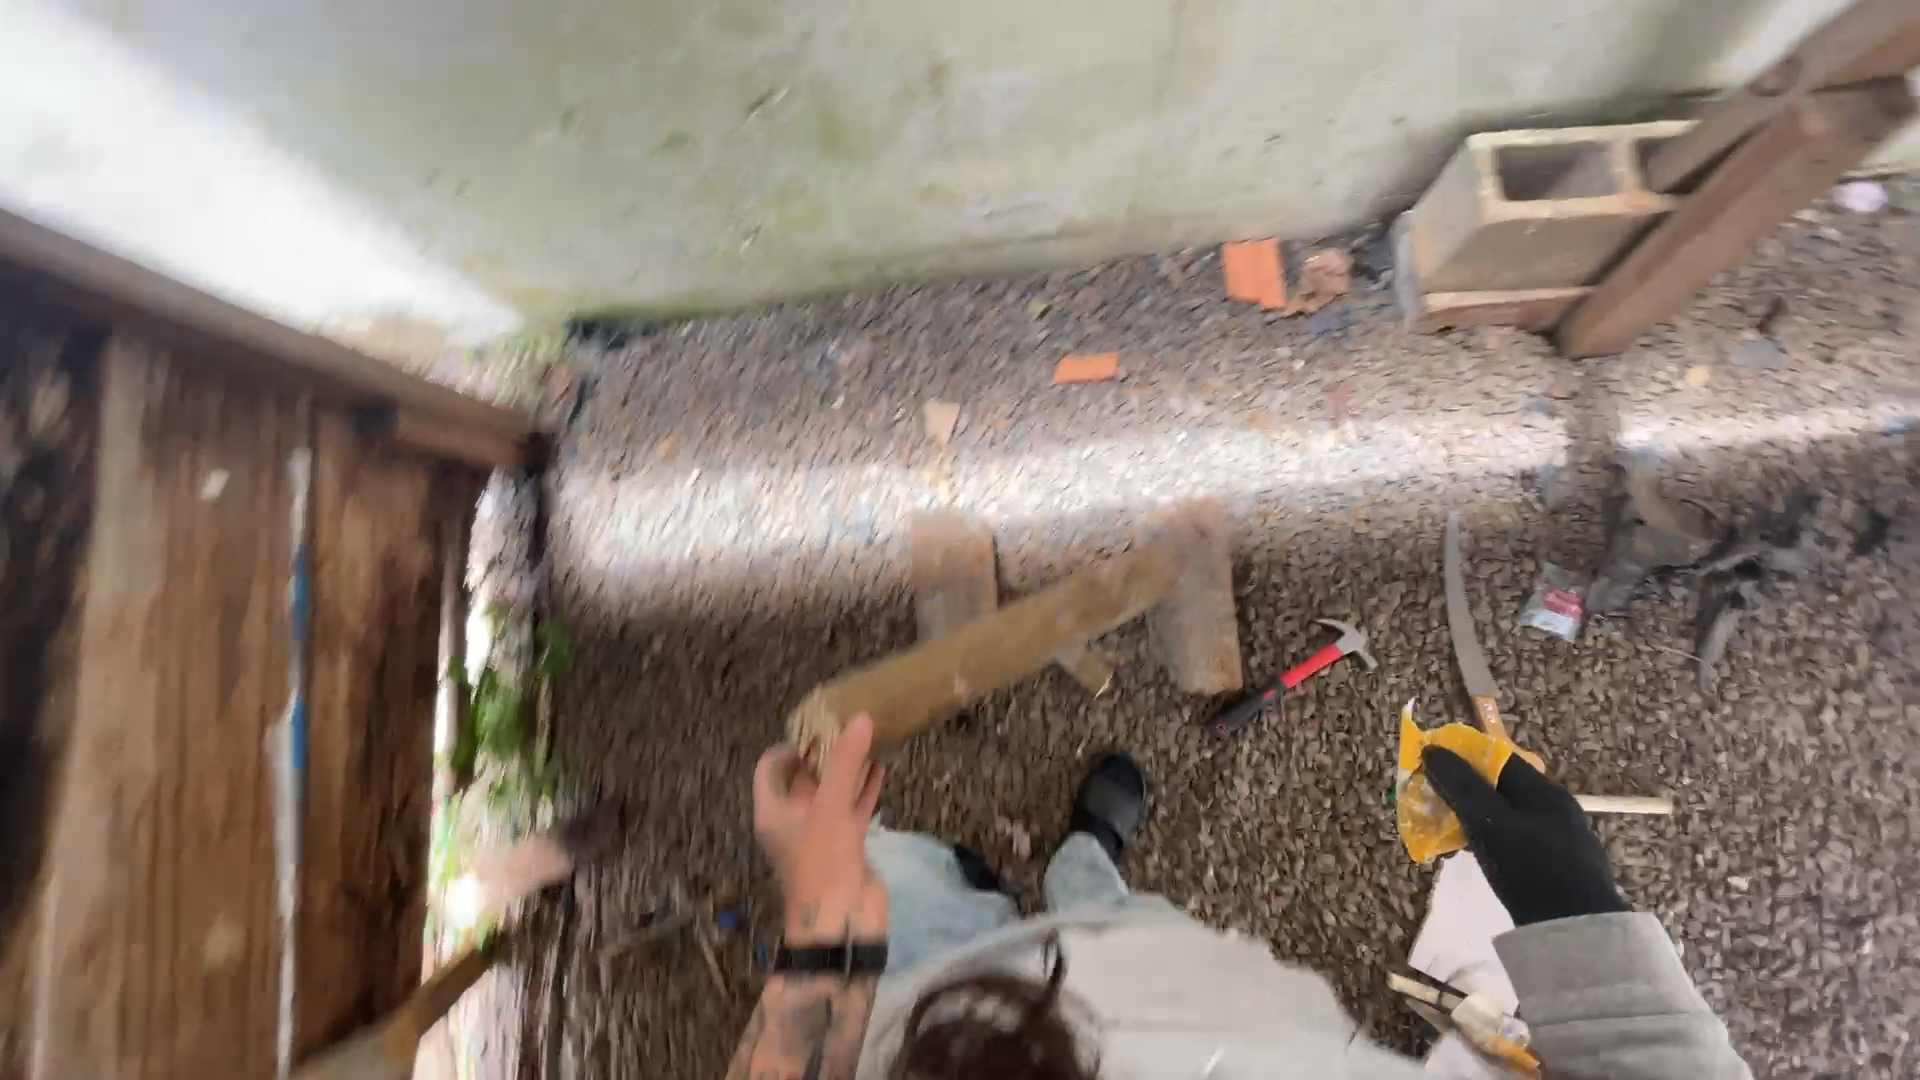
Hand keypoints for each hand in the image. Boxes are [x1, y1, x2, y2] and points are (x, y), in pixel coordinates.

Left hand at [753, 714, 887, 942]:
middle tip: (848, 724)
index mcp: (773, 811)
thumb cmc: (822, 863)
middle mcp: (793, 819)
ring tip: (868, 738)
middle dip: (825, 750)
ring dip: (848, 766)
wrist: (842, 924)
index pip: (770, 767)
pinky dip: (864, 787)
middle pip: (804, 775)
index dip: (790, 745)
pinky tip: (881, 766)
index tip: (817, 728)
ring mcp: (820, 832)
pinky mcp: (845, 843)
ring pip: (832, 789)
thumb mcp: (830, 807)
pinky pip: (852, 807)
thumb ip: (845, 761)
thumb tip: (862, 718)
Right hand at [1422, 746, 1628, 925]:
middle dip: (1458, 786)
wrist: (1577, 935)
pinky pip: (1506, 834)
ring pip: (1499, 810)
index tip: (1427, 763)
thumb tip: (1431, 750)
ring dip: (1467, 812)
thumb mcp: (1490, 823)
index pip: (1495, 756)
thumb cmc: (1532, 870)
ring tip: (1440, 825)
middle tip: (1428, 797)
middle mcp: (1552, 808)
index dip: (1459, 754)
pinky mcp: (1548, 861)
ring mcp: (1553, 836)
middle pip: (1495, 783)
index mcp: (1544, 792)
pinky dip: (1481, 833)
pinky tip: (1465, 849)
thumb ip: (1460, 785)